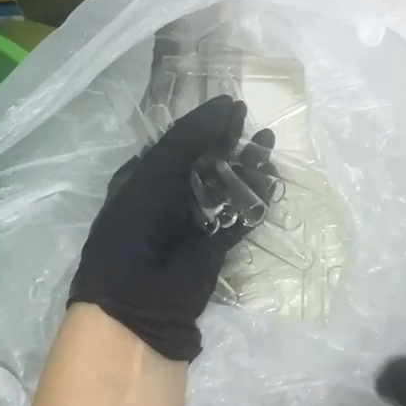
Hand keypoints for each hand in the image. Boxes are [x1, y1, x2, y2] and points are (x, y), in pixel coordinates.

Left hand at [68, 96, 271, 360]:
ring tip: (267, 144)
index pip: (180, 141)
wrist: (137, 301)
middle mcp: (170, 196)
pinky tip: (270, 180)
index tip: (231, 105)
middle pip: (207, 160)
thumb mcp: (155, 174)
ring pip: (227, 185)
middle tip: (251, 120)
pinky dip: (256, 199)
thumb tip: (226, 105)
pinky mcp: (216, 245)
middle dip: (228, 140)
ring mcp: (195, 221)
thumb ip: (190, 139)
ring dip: (247, 165)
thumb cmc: (135, 229)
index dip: (205, 122)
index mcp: (145, 177)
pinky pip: (241, 216)